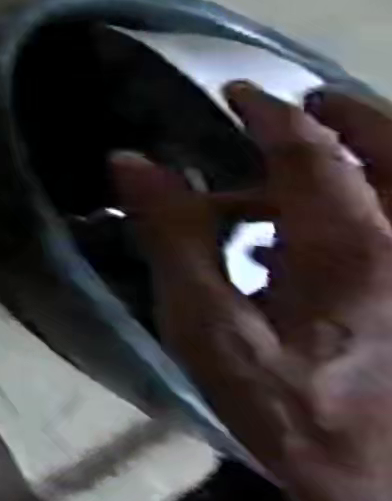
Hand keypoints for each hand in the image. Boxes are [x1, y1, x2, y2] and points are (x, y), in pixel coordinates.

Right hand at [111, 82, 391, 500]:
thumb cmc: (290, 408)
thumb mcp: (207, 326)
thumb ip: (173, 236)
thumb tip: (134, 161)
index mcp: (355, 255)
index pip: (315, 158)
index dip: (273, 116)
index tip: (237, 91)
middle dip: (363, 120)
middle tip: (312, 101)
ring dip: (386, 158)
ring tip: (329, 155)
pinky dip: (390, 205)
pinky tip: (342, 226)